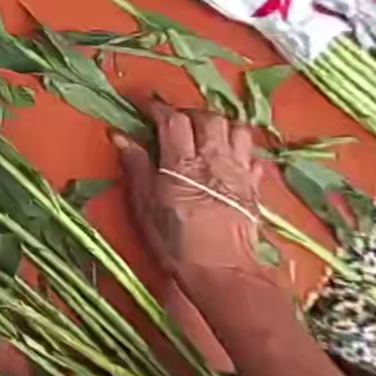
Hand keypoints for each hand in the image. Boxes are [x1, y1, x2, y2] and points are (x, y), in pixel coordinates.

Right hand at [113, 102, 287, 314]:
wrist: (222, 272)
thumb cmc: (174, 240)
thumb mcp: (143, 204)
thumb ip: (135, 166)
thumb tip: (120, 136)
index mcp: (183, 164)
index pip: (173, 120)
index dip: (156, 107)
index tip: (142, 103)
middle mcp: (216, 160)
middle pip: (208, 118)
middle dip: (187, 112)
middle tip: (170, 119)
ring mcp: (240, 171)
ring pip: (236, 128)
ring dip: (217, 123)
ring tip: (200, 131)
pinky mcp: (255, 185)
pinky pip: (252, 152)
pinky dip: (238, 144)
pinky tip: (225, 153)